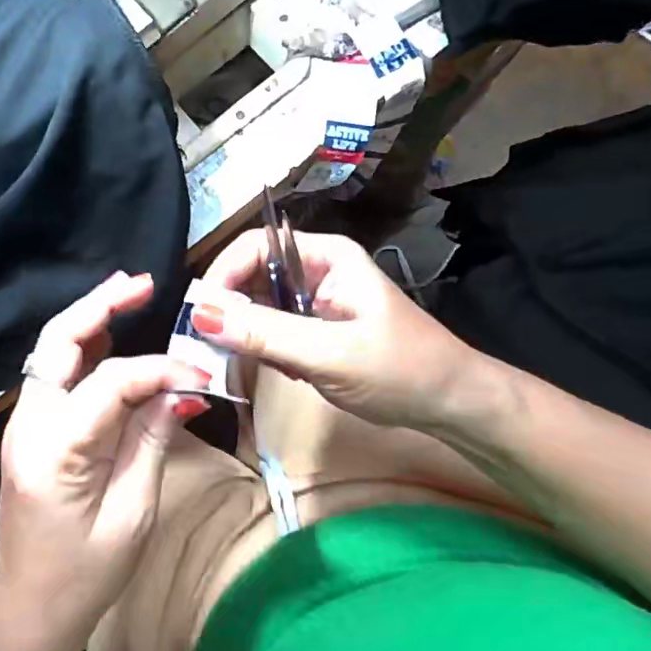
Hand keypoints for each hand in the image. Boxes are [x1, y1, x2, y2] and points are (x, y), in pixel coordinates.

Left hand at [0, 272, 210, 644]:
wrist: (29, 611)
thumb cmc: (84, 575)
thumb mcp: (132, 514)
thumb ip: (151, 440)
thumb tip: (181, 389)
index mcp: (55, 450)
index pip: (111, 382)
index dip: (160, 369)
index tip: (200, 374)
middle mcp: (29, 424)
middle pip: (59, 343)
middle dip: (100, 306)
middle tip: (143, 284)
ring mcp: (24, 424)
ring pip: (53, 352)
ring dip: (90, 317)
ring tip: (128, 293)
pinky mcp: (32, 430)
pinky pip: (56, 374)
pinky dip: (83, 345)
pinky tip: (109, 332)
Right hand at [197, 230, 482, 430]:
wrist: (449, 403)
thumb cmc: (400, 369)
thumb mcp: (329, 352)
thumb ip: (266, 334)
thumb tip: (201, 315)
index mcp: (324, 256)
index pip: (254, 247)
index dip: (223, 275)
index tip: (201, 316)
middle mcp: (314, 270)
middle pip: (250, 274)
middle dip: (230, 308)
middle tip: (211, 346)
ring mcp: (314, 300)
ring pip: (257, 305)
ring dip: (246, 333)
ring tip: (246, 362)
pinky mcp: (313, 328)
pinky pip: (271, 329)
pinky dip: (263, 349)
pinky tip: (277, 370)